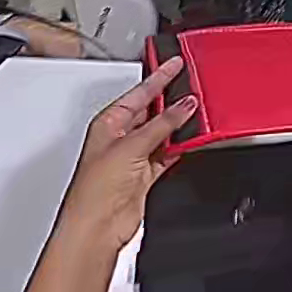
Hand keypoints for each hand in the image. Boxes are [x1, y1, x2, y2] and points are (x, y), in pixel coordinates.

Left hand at [58, 56, 196, 253]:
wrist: (96, 228)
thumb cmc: (94, 190)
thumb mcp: (132, 146)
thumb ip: (162, 124)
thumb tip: (184, 105)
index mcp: (108, 123)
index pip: (140, 93)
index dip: (159, 76)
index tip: (175, 63)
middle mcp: (120, 138)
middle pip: (153, 110)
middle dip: (172, 100)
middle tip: (192, 84)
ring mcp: (133, 156)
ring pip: (163, 131)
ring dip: (179, 124)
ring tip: (197, 110)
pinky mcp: (145, 174)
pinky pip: (169, 152)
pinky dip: (181, 146)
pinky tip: (191, 138)